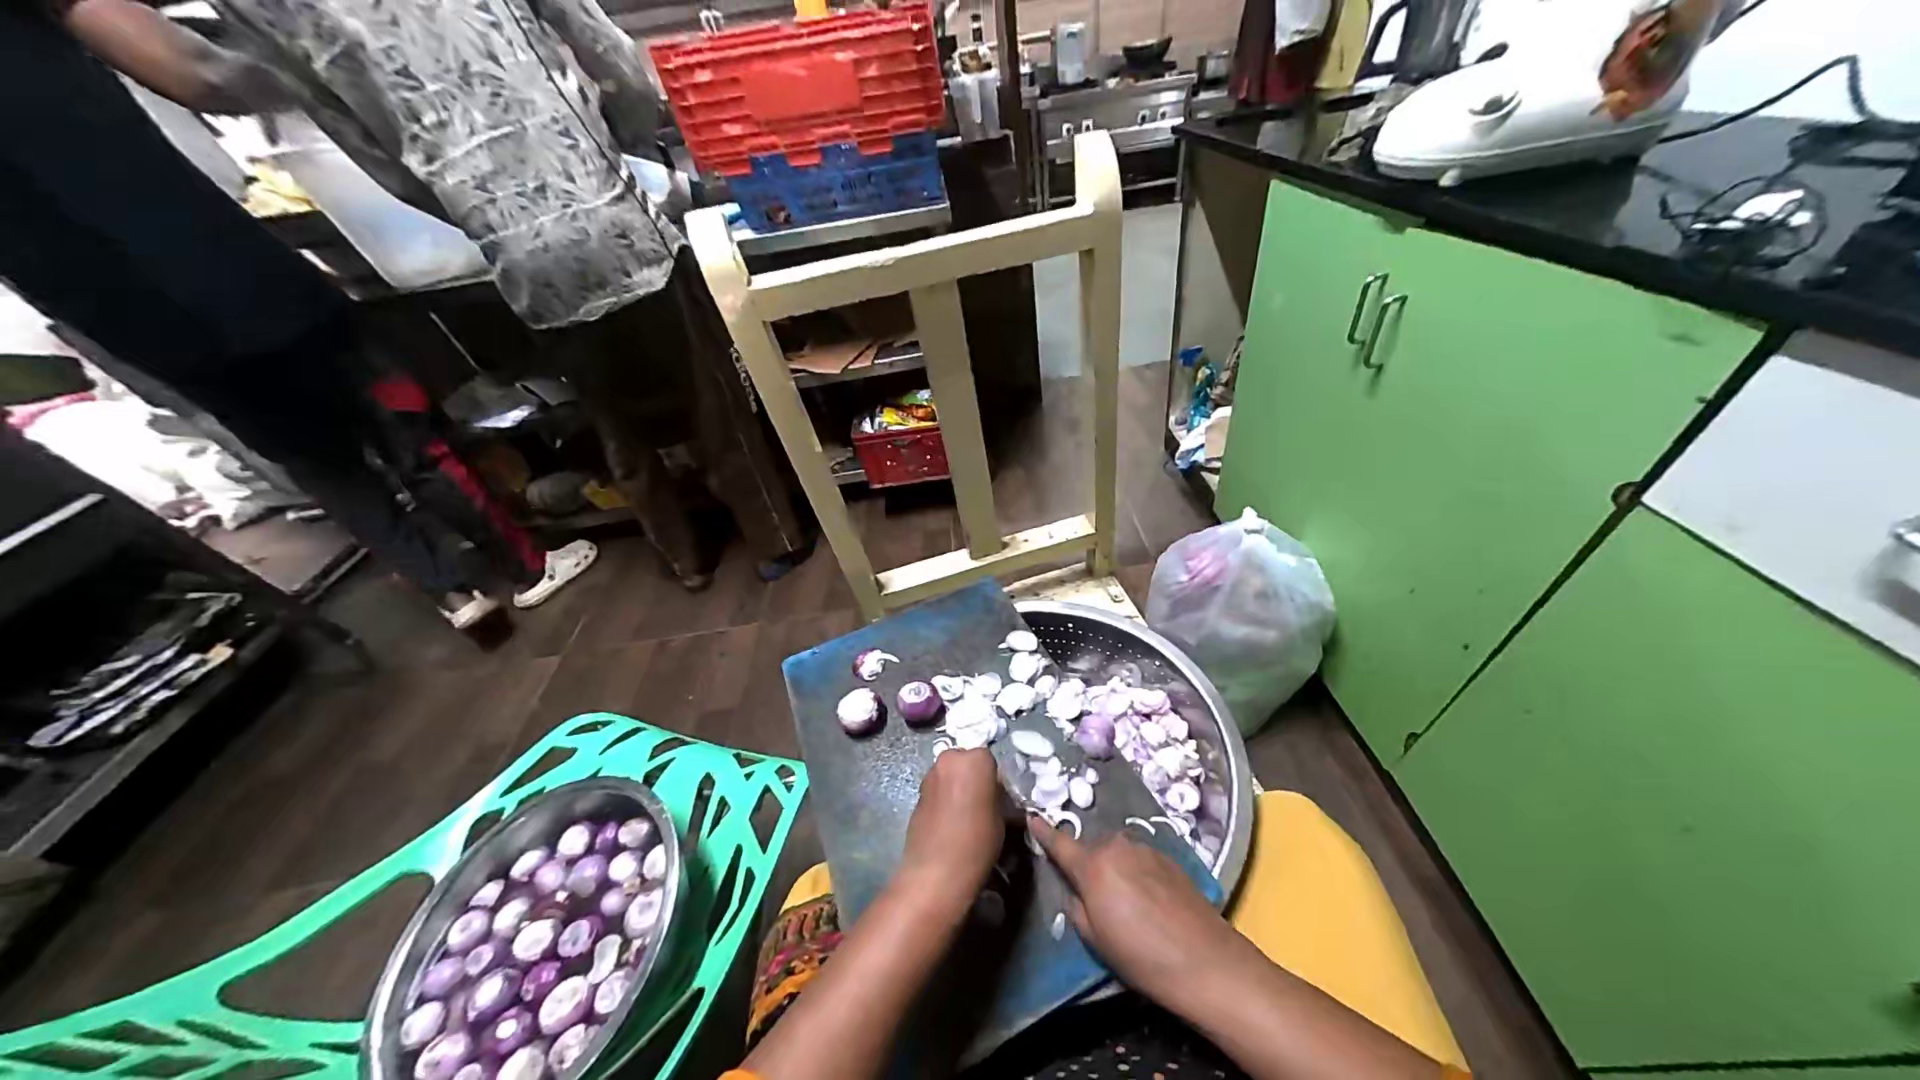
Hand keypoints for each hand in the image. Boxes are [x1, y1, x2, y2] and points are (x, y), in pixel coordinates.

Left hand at [897, 749, 1004, 912]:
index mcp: (974, 760)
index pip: (989, 758)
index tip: (997, 797)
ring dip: (957, 788)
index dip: (994, 778)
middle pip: (965, 762)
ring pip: (949, 775)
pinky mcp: (916, 794)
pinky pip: (937, 790)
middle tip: (982, 804)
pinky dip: (944, 799)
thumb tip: (996, 796)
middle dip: (973, 778)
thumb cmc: (976, 842)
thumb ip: (998, 797)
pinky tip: (949, 823)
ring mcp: (929, 776)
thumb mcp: (1002, 819)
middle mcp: (948, 760)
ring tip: (965, 816)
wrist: (935, 873)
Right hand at [1029, 815, 1244, 1010]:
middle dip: (1089, 865)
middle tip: (1095, 895)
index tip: (1032, 817)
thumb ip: (1076, 905)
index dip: (1044, 831)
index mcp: (1093, 866)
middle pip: (1092, 849)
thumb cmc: (1141, 956)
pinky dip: (1137, 872)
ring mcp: (1146, 849)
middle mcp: (1117, 846)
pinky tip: (1150, 900)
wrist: (1205, 960)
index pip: (1060, 843)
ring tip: (1127, 901)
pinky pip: (1140, 859)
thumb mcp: (1094, 938)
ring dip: (1115, 868)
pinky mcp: (1170, 857)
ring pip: (1118, 853)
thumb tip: (1077, 889)